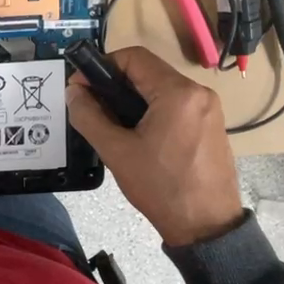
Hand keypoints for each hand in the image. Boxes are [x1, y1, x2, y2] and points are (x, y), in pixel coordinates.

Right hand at [67, 46, 244, 247]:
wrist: (206, 226)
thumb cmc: (161, 187)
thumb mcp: (116, 151)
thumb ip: (89, 116)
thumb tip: (73, 91)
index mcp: (178, 93)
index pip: (133, 57)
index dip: (100, 66)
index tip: (80, 88)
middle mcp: (199, 92)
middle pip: (147, 72)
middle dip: (113, 85)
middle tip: (91, 109)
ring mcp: (208, 109)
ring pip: (159, 89)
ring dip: (130, 100)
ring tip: (110, 126)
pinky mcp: (210, 125)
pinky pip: (173, 105)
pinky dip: (149, 111)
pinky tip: (136, 136)